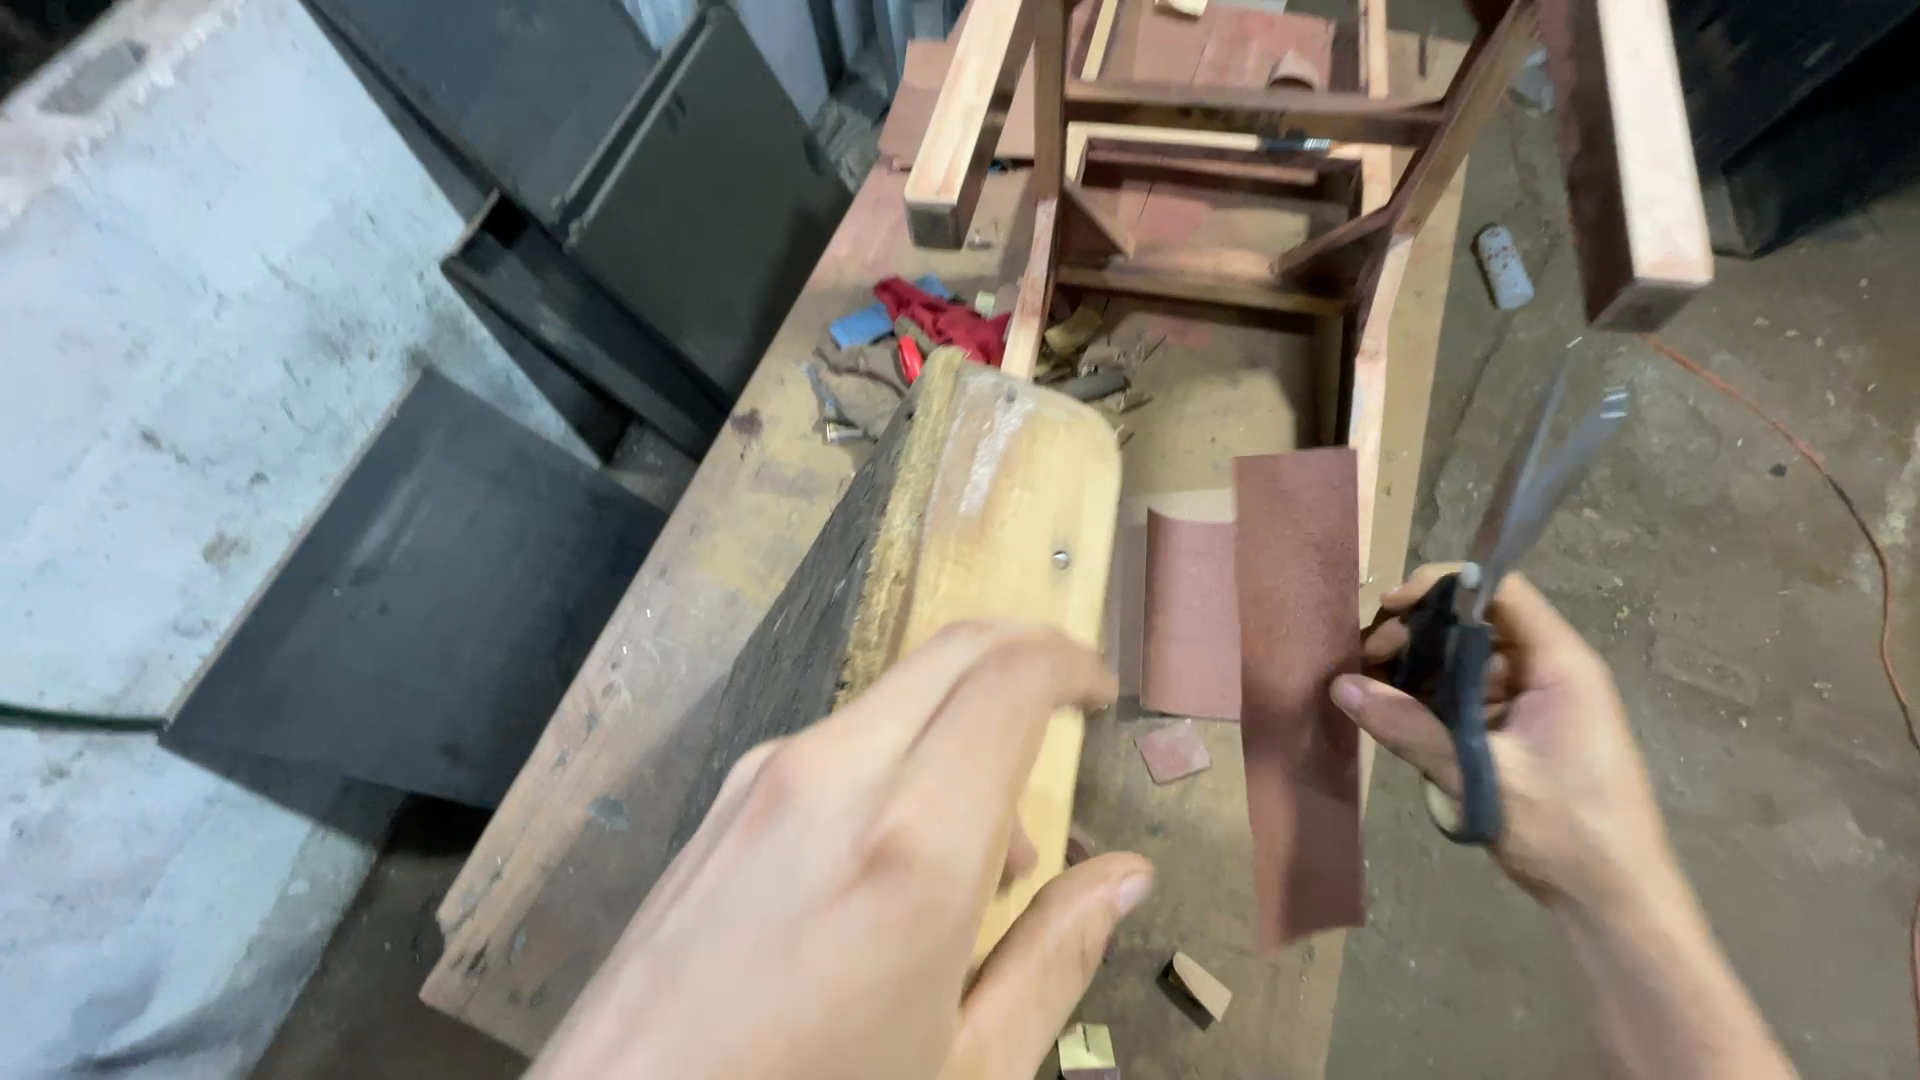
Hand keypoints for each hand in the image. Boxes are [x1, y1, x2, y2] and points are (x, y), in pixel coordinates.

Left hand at [529, 622, 1154, 1079]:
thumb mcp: (962, 1072)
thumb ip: (1055, 958)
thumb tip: (1125, 875)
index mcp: (911, 844)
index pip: (1010, 682)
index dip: (1071, 664)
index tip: (1101, 694)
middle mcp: (834, 775)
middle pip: (955, 652)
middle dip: (1026, 655)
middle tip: (1068, 708)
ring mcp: (769, 774)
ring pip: (901, 693)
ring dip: (965, 721)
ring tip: (989, 847)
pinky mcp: (730, 793)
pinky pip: (845, 737)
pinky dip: (904, 755)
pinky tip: (898, 856)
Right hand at [1330, 565, 1678, 913]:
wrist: (1613, 902)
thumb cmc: (1567, 832)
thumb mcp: (1480, 776)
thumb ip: (1409, 728)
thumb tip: (1340, 686)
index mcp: (1558, 667)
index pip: (1500, 592)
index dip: (1443, 587)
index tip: (1389, 609)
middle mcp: (1544, 670)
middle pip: (1470, 621)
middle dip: (1412, 631)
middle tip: (1364, 659)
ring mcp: (1528, 699)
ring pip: (1459, 657)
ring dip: (1411, 664)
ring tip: (1366, 685)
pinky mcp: (1511, 726)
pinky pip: (1460, 691)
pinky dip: (1422, 694)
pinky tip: (1387, 709)